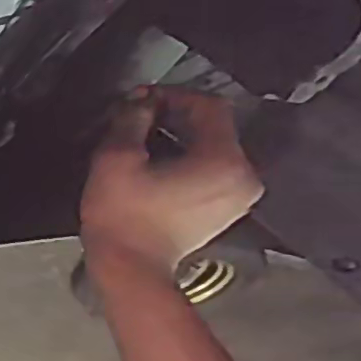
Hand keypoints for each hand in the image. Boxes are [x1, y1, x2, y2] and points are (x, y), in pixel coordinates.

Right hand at [79, 87, 263, 276]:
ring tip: (142, 139)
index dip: (173, 94)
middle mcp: (244, 176)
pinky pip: (211, 169)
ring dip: (179, 136)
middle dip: (174, 115)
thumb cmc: (122, 213)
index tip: (140, 98)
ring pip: (212, 148)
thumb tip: (140, 100)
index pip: (209, 107)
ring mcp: (239, 196)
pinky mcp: (226, 210)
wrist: (130, 266)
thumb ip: (132, 120)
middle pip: (214, 127)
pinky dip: (186, 158)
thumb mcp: (116, 158)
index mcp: (224, 160)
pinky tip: (156, 163)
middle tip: (137, 116)